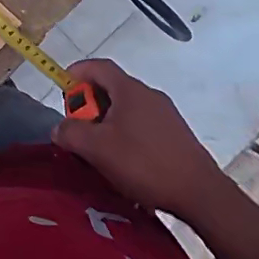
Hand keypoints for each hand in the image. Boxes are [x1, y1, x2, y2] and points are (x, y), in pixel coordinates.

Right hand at [51, 58, 233, 223]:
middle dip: (89, 104)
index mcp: (130, 90)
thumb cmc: (144, 163)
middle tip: (78, 129)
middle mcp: (149, 95)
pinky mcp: (175, 134)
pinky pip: (141, 124)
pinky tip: (123, 162)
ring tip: (97, 150)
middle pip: (111, 88)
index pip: (99, 66)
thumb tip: (60, 128)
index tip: (62, 90)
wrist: (198, 192)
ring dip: (106, 122)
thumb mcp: (98, 149)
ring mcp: (165, 114)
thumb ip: (71, 133)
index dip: (77, 72)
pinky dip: (124, 134)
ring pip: (126, 108)